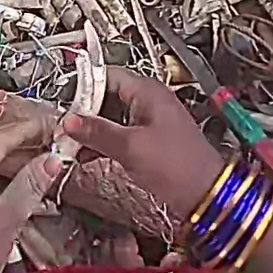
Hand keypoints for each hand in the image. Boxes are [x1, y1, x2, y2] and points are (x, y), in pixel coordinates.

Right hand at [60, 68, 225, 220]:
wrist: (207, 196)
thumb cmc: (176, 166)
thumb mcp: (131, 147)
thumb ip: (97, 132)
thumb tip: (69, 121)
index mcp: (146, 91)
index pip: (107, 75)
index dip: (83, 86)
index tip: (65, 103)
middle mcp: (147, 100)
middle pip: (106, 95)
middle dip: (84, 111)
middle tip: (65, 126)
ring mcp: (148, 120)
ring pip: (111, 115)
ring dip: (91, 129)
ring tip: (71, 143)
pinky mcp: (148, 139)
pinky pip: (119, 132)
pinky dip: (103, 141)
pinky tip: (86, 155)